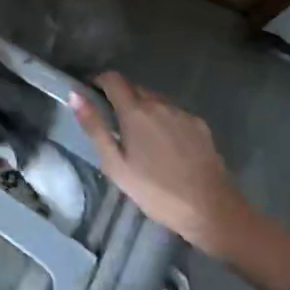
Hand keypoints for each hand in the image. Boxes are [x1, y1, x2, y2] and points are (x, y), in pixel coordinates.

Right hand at [72, 71, 251, 253]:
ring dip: (142, 108)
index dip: (98, 81)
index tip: (91, 94)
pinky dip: (163, 119)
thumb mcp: (114, 164)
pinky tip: (164, 145)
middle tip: (112, 122)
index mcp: (136, 111)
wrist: (213, 212)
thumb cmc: (155, 191)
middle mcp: (160, 104)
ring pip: (155, 99)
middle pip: (134, 87)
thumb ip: (94, 127)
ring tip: (139, 136)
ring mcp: (183, 114)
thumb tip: (75, 95)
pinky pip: (174, 113)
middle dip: (120, 96)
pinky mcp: (201, 126)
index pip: (113, 78)